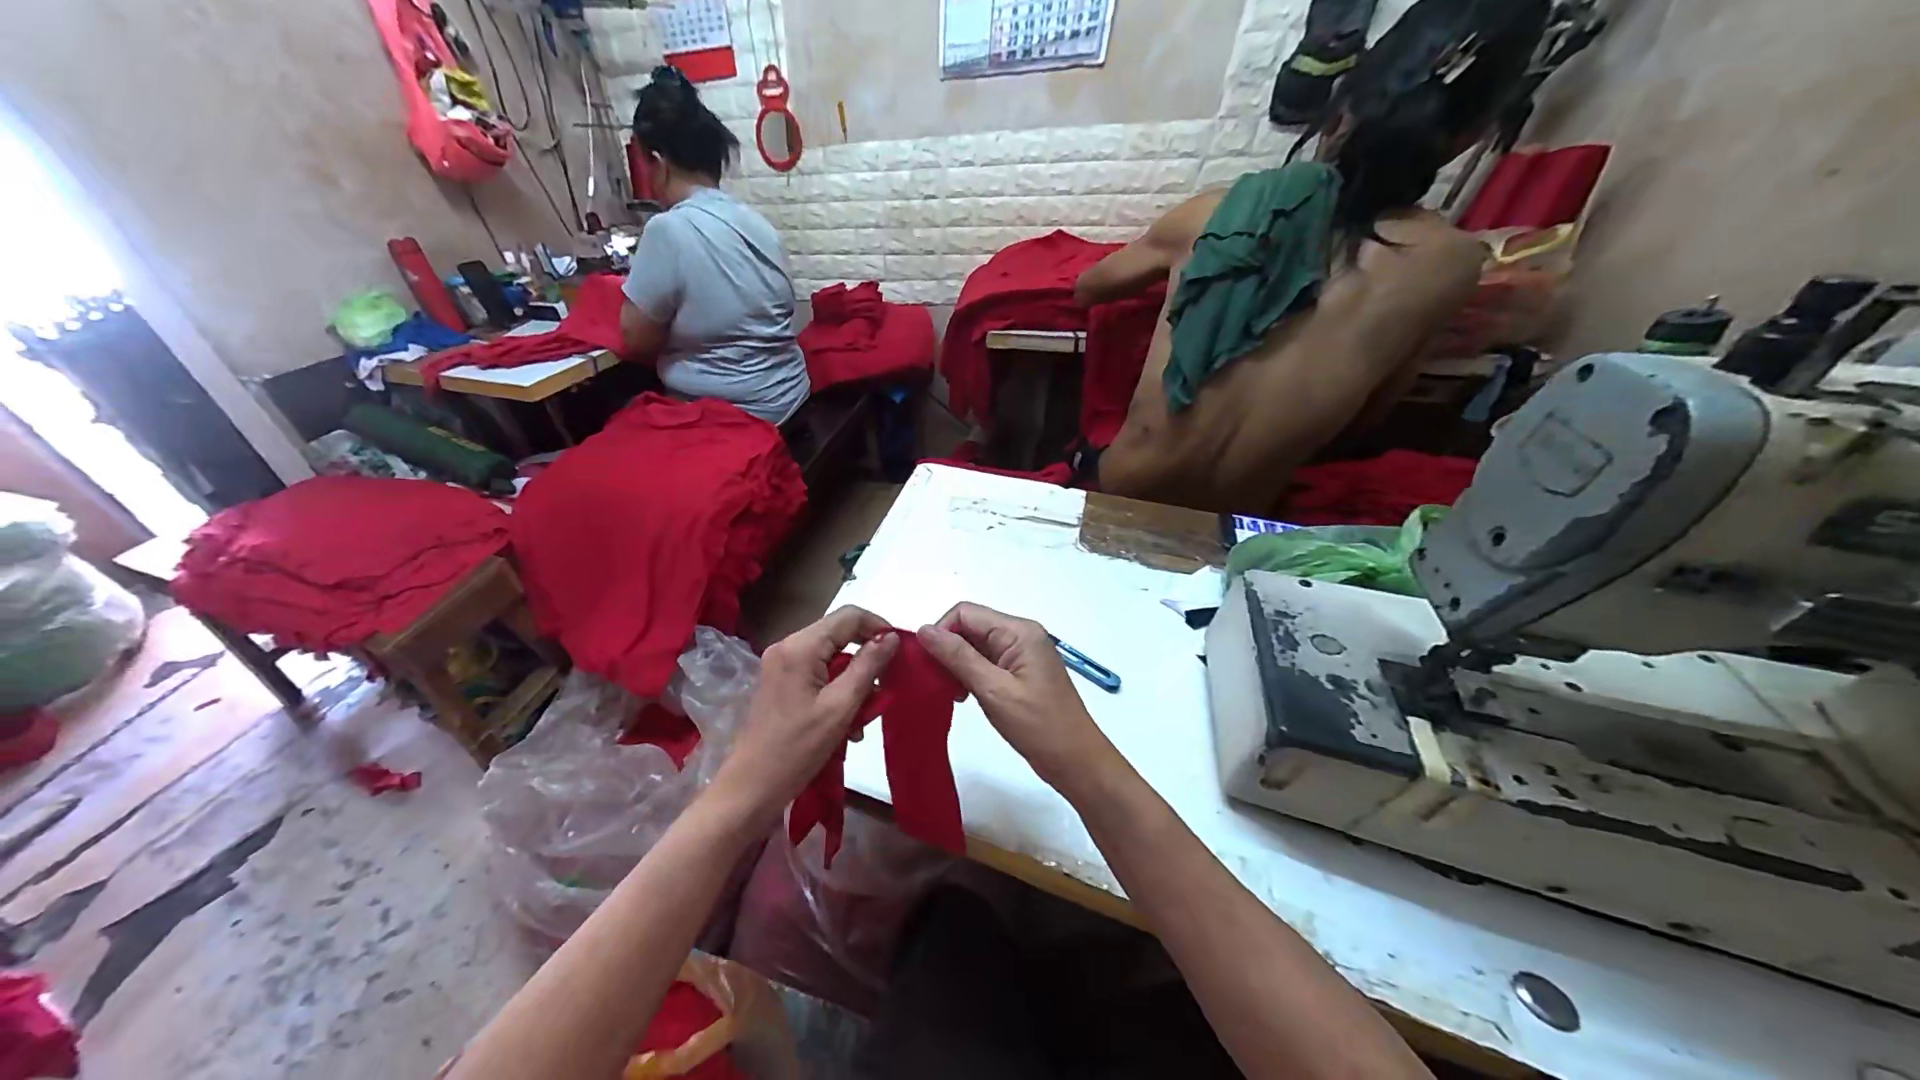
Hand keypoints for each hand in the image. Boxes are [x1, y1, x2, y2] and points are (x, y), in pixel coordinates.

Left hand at [715, 606, 898, 817]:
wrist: (751, 788)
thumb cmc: (797, 749)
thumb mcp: (840, 707)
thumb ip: (867, 666)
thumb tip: (890, 637)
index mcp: (800, 646)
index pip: (849, 616)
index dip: (879, 627)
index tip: (901, 652)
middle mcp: (787, 646)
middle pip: (839, 634)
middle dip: (867, 657)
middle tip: (888, 685)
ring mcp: (780, 664)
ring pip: (831, 656)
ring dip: (854, 678)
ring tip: (868, 713)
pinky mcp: (780, 682)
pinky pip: (818, 672)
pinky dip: (838, 689)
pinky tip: (848, 721)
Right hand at [916, 602, 1118, 793]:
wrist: (1075, 760)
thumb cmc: (1038, 725)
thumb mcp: (993, 690)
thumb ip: (958, 657)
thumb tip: (924, 630)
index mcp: (1019, 631)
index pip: (965, 613)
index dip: (941, 632)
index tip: (927, 664)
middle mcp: (1021, 635)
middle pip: (970, 627)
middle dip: (948, 650)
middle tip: (936, 683)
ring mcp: (1022, 654)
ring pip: (976, 645)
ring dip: (957, 665)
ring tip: (950, 693)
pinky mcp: (1021, 672)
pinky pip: (987, 662)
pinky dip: (970, 675)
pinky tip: (964, 696)